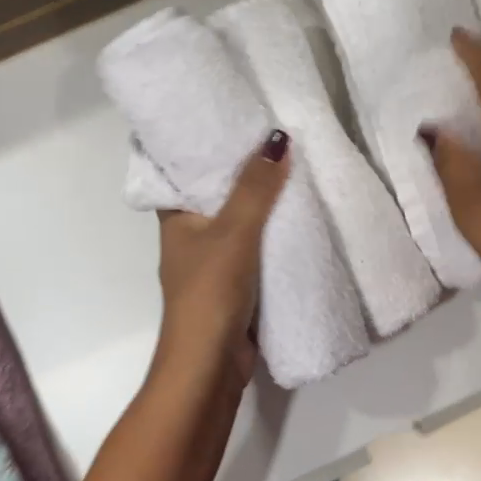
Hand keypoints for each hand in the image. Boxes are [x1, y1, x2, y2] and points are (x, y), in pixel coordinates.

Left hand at [153, 130, 289, 385]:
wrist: (211, 365)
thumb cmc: (210, 294)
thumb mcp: (234, 233)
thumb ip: (256, 189)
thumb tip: (276, 138)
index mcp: (176, 218)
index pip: (185, 168)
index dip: (206, 143)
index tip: (234, 116)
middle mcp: (192, 236)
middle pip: (220, 194)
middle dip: (246, 172)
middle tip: (280, 136)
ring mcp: (215, 263)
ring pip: (243, 224)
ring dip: (266, 206)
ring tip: (299, 168)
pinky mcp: (239, 286)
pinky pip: (260, 251)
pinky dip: (277, 238)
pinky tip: (304, 220)